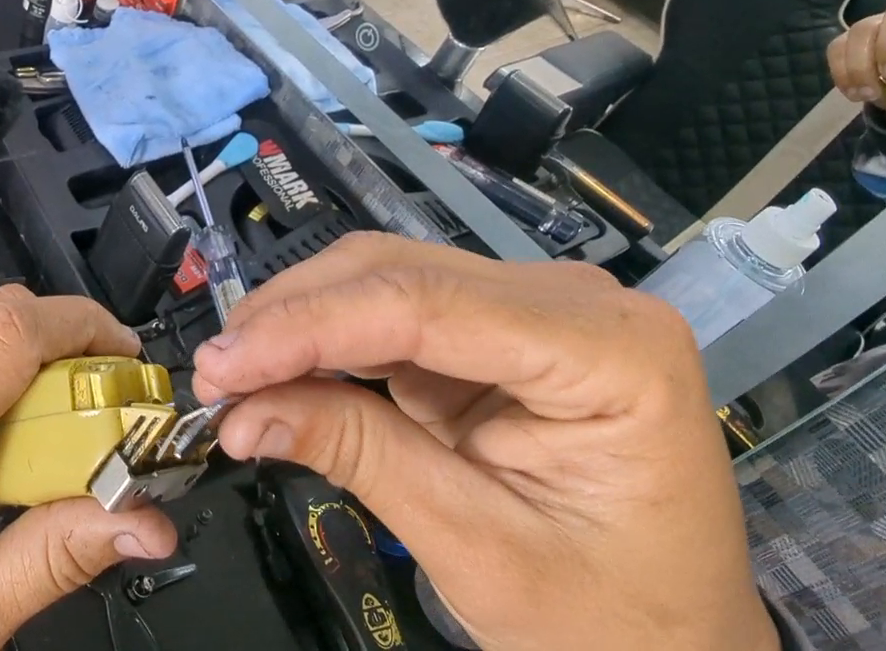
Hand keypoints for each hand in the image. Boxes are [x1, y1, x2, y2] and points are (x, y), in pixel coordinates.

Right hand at [192, 234, 777, 650]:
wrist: (672, 647)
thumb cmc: (609, 620)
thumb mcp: (480, 550)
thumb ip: (360, 459)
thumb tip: (241, 414)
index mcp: (607, 349)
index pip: (426, 304)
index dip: (309, 326)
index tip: (223, 366)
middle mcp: (567, 302)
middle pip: (395, 272)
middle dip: (291, 317)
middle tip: (213, 374)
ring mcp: (523, 309)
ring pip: (376, 278)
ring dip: (295, 321)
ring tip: (231, 373)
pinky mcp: (482, 330)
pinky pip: (382, 313)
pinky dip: (320, 340)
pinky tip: (274, 367)